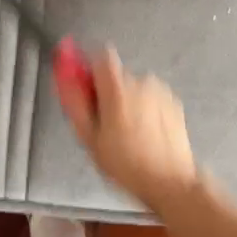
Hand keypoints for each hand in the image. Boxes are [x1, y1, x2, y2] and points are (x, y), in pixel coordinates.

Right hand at [57, 48, 200, 210]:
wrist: (169, 181)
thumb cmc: (125, 164)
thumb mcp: (89, 137)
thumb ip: (74, 101)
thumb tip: (62, 76)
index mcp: (118, 88)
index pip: (100, 56)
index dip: (89, 70)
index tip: (86, 89)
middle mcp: (141, 82)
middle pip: (116, 76)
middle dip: (107, 93)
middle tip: (104, 124)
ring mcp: (161, 92)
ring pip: (134, 88)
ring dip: (127, 102)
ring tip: (126, 134)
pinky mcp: (174, 103)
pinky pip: (151, 99)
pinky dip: (145, 110)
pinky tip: (144, 135)